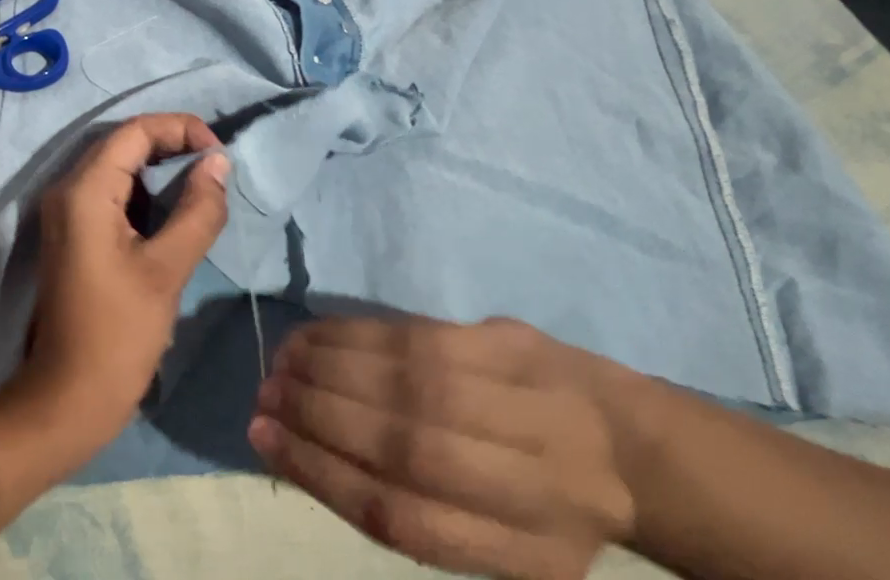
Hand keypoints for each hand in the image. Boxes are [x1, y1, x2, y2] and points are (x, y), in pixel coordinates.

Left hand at [14, 114, 231, 454]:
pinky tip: (177, 216)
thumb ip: (196, 211)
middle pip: (123, 145)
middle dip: (172, 148)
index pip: (133, 132)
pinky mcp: (75, 236)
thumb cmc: (119, 332)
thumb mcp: (167, 269)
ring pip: (118, 171)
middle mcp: (67, 191)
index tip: (220, 153)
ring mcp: (67, 214)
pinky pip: (112, 197)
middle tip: (217, 171)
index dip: (179, 129)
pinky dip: (146, 197)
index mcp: (83, 191)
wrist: (69, 394)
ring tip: (204, 191)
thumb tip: (217, 164)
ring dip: (161, 173)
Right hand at [250, 316, 637, 579]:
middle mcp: (540, 488)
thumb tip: (286, 442)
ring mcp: (535, 406)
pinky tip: (317, 336)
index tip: (262, 439)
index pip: (402, 518)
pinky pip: (417, 335)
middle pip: (406, 448)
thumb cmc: (528, 501)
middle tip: (265, 395)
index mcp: (525, 554)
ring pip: (409, 384)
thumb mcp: (476, 534)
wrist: (627, 446)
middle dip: (316, 416)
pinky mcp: (516, 344)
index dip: (318, 473)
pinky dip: (353, 335)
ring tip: (281, 364)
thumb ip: (391, 499)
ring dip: (327, 369)